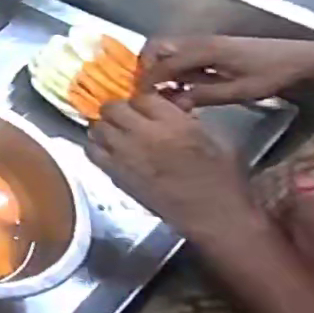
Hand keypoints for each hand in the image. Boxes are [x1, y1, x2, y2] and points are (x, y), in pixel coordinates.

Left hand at [86, 92, 260, 243]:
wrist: (212, 215)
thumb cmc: (222, 178)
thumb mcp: (214, 138)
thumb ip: (186, 118)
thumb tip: (169, 104)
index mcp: (173, 124)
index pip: (142, 98)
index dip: (143, 100)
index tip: (146, 106)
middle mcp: (143, 135)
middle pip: (113, 108)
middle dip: (119, 109)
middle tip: (128, 117)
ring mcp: (123, 153)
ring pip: (98, 127)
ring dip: (106, 126)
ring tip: (118, 131)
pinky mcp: (112, 172)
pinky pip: (91, 149)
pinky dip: (96, 145)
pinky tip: (109, 148)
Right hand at [139, 35, 313, 106]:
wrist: (304, 59)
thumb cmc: (274, 75)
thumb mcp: (241, 91)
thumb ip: (204, 96)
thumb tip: (172, 103)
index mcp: (205, 51)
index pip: (164, 65)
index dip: (149, 82)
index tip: (141, 98)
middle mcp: (199, 42)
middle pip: (157, 47)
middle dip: (146, 67)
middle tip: (149, 88)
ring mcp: (205, 41)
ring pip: (166, 48)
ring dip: (158, 65)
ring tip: (164, 86)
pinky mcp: (211, 45)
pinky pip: (179, 51)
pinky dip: (172, 64)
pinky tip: (182, 82)